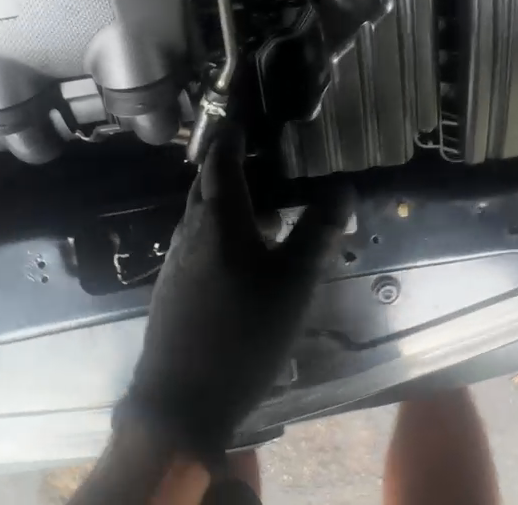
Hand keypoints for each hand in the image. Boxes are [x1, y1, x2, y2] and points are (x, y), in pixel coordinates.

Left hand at [120, 126, 349, 456]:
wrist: (180, 402)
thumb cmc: (243, 332)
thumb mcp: (294, 282)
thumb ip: (317, 231)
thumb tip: (343, 187)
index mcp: (218, 219)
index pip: (221, 158)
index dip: (232, 134)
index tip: (246, 116)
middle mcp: (191, 230)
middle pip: (207, 183)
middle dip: (230, 163)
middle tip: (262, 154)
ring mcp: (178, 261)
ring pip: (203, 214)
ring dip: (228, 200)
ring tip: (265, 204)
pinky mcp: (174, 288)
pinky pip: (199, 240)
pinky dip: (222, 229)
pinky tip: (246, 254)